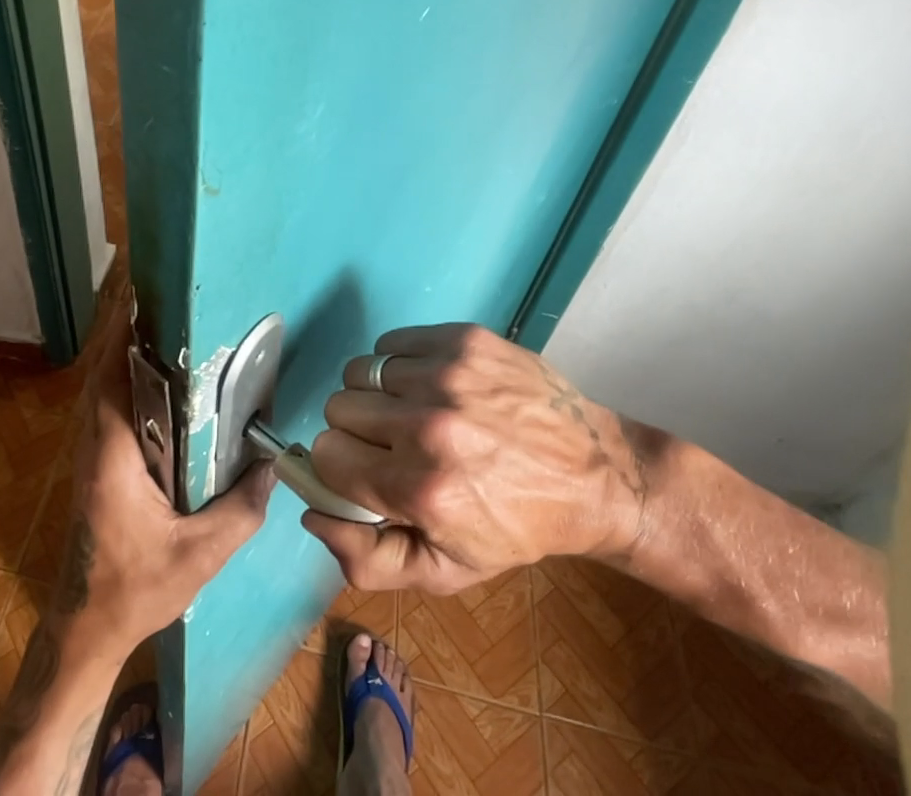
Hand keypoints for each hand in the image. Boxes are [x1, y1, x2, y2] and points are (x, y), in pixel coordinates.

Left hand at [55, 319, 276, 659]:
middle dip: (125, 331)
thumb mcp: (198, 556)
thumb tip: (273, 467)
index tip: (145, 298)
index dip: (123, 335)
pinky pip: (109, 408)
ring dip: (123, 352)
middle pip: (103, 372)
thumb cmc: (134, 590)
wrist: (87, 622)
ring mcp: (91, 454)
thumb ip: (240, 512)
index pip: (111, 379)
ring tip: (162, 322)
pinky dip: (126, 380)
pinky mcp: (98, 465)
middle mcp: (94, 446)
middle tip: (162, 297)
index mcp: (111, 458)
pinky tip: (159, 378)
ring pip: (103, 388)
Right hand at [302, 323, 658, 594]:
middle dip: (358, 431)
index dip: (342, 468)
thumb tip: (311, 514)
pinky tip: (431, 386)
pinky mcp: (465, 340)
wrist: (599, 477)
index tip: (369, 473)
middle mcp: (429, 426)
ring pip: (361, 372)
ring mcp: (448, 376)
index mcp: (419, 488)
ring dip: (377, 394)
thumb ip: (365, 559)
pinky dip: (400, 364)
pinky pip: (392, 342)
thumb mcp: (443, 570)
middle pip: (338, 409)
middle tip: (396, 446)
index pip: (326, 455)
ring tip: (414, 412)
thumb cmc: (516, 528)